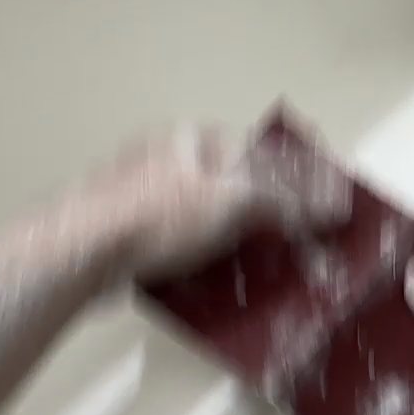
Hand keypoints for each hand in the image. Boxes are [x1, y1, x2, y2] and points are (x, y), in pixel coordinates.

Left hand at [92, 123, 350, 281]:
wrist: (82, 254)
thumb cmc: (159, 214)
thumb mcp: (232, 199)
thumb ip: (285, 199)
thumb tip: (331, 206)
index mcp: (194, 139)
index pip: (262, 149)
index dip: (299, 170)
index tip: (328, 195)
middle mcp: (171, 161)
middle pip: (239, 182)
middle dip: (273, 208)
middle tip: (303, 235)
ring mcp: (149, 198)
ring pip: (214, 214)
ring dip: (243, 236)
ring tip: (272, 260)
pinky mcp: (136, 234)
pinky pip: (190, 241)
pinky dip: (213, 255)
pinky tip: (227, 275)